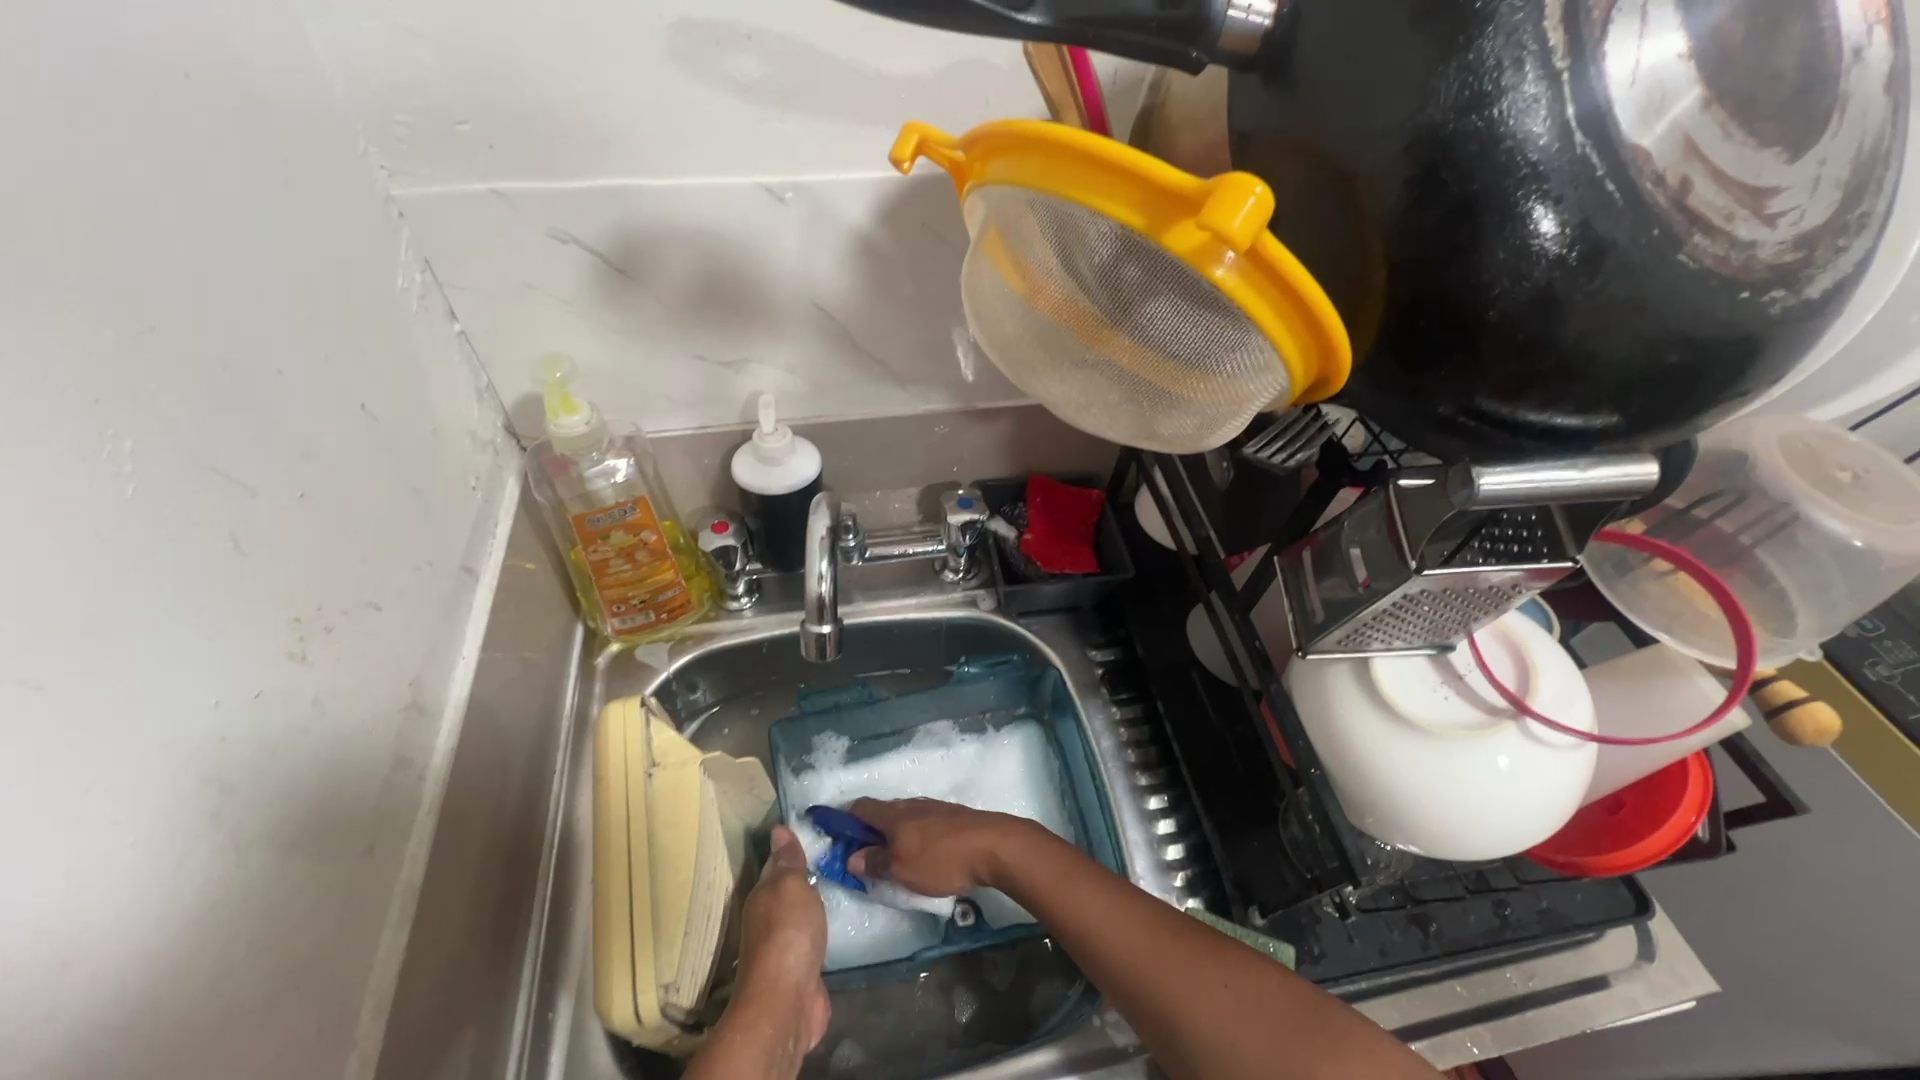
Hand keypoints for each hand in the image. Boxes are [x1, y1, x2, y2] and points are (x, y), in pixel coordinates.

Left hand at [728, 826, 829, 1055]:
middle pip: (790, 893)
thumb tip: (777, 829)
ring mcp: (785, 948)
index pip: (778, 866)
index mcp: (762, 896)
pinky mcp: (803, 971)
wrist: (788, 1000)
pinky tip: (843, 926)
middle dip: (810, 879)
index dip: (795, 852)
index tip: (821, 835)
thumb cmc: (788, 933)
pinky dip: (827, 933)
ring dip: (818, 908)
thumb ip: (788, 861)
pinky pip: (816, 942)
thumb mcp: (790, 886)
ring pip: (803, 918)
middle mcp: (769, 920)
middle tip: (843, 858)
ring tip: (848, 888)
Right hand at [846, 797, 1042, 895]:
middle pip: (882, 812)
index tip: (835, 835)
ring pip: (905, 819)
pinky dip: (915, 837)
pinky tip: (922, 855)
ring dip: (894, 835)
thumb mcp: (901, 869)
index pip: (859, 807)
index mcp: (892, 814)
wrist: (995, 847)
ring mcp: (934, 809)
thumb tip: (851, 856)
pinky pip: (924, 825)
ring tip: (893, 859)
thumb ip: (875, 862)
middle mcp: (911, 804)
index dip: (843, 819)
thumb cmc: (940, 859)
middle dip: (869, 831)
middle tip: (864, 856)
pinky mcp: (954, 819)